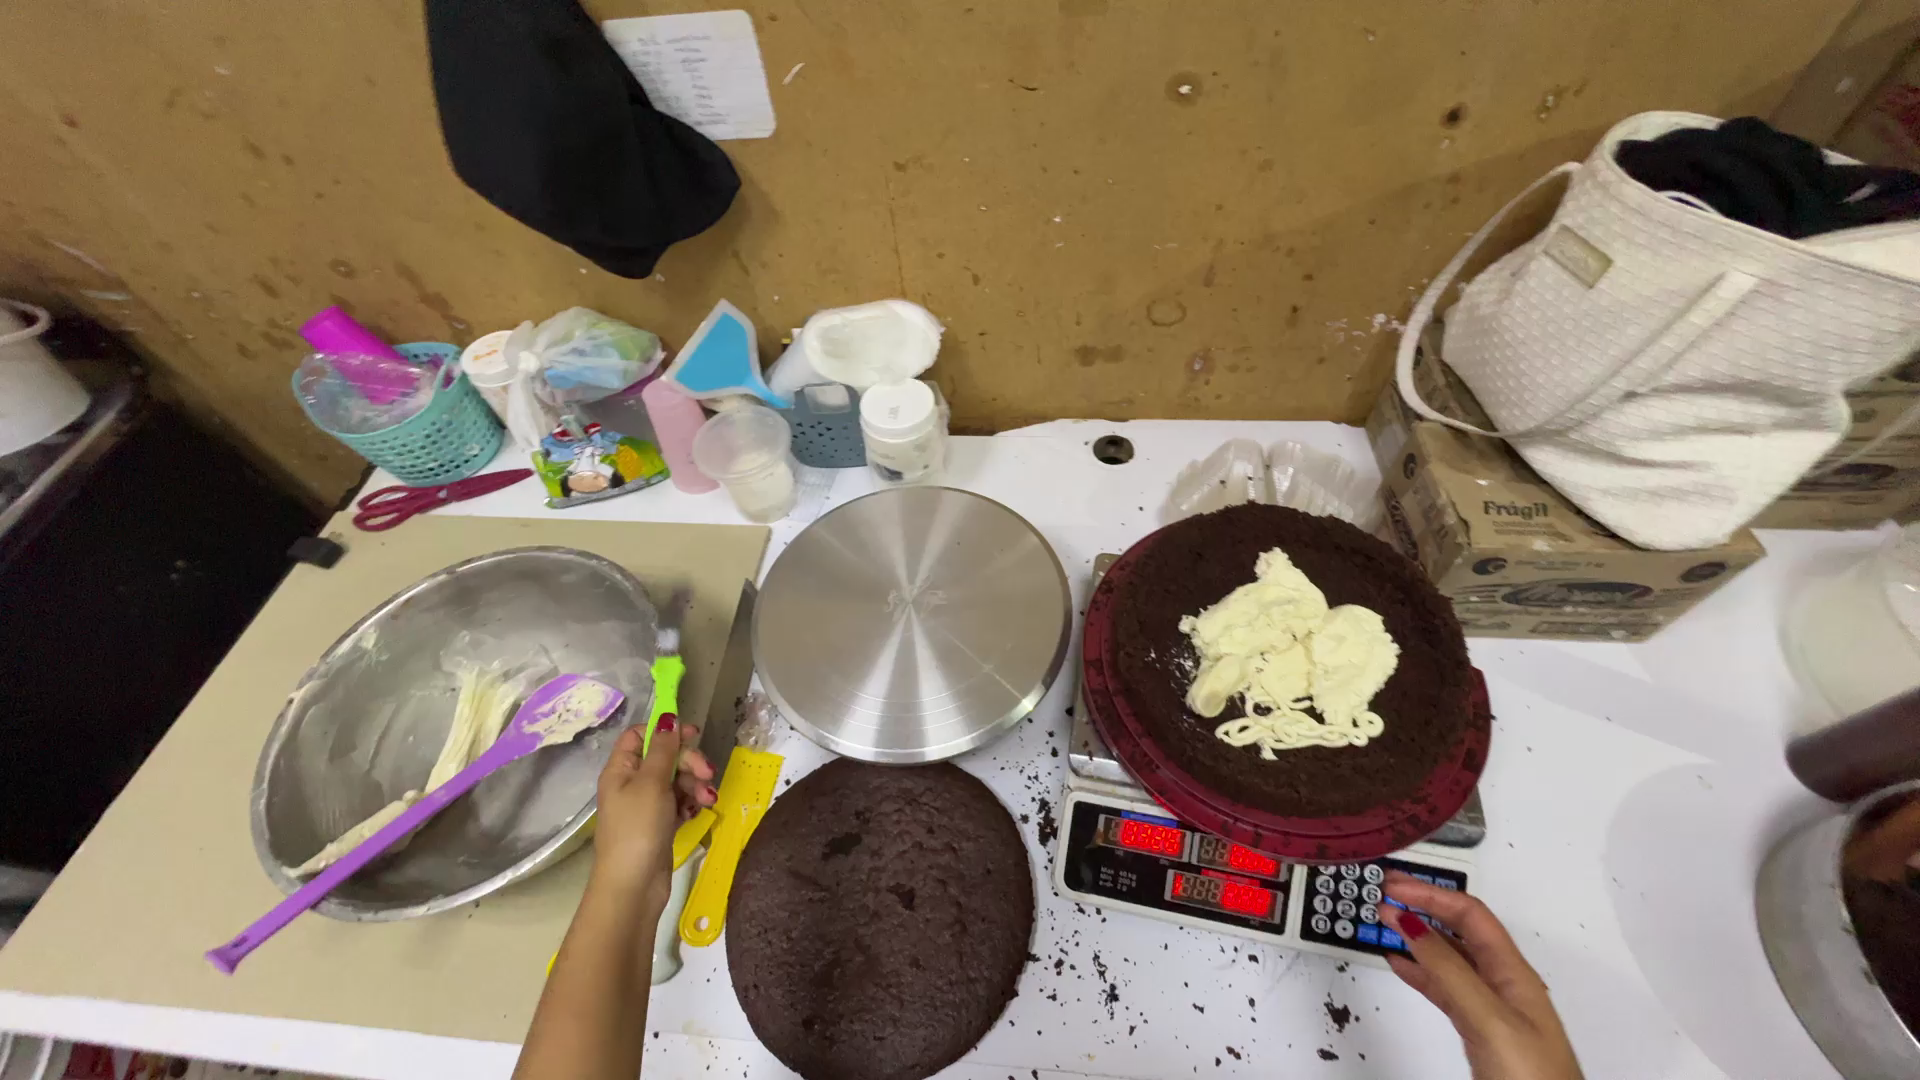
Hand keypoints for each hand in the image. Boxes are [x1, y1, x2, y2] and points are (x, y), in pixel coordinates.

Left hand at [589, 718, 717, 910]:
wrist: (633, 886)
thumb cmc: (637, 829)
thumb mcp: (651, 783)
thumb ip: (663, 749)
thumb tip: (668, 717)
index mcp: (621, 769)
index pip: (640, 735)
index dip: (666, 732)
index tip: (692, 735)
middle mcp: (632, 783)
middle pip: (666, 756)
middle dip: (689, 762)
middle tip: (706, 773)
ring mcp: (647, 804)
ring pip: (677, 779)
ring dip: (695, 784)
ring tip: (706, 799)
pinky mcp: (661, 822)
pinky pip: (680, 801)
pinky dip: (691, 802)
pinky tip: (698, 811)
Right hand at [1382, 872, 1583, 1079]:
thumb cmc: (1526, 1074)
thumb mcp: (1487, 1018)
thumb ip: (1447, 968)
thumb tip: (1405, 917)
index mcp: (1513, 973)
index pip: (1470, 914)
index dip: (1431, 894)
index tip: (1391, 886)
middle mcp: (1503, 982)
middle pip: (1460, 929)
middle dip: (1423, 907)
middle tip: (1381, 896)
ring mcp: (1491, 1007)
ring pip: (1448, 956)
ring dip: (1415, 935)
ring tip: (1382, 924)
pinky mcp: (1478, 1030)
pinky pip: (1443, 986)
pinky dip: (1418, 969)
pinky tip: (1396, 963)